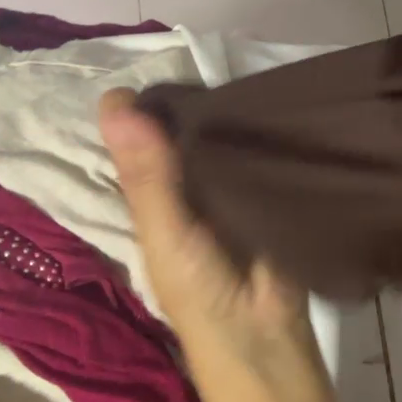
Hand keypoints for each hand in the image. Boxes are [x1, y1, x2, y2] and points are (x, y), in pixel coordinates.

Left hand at [98, 88, 312, 361]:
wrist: (265, 334)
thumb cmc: (201, 292)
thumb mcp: (165, 232)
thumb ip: (147, 175)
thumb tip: (114, 99)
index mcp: (154, 197)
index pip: (146, 141)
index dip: (151, 106)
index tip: (170, 68)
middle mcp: (192, 188)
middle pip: (192, 137)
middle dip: (203, 104)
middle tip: (223, 67)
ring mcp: (236, 191)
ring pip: (232, 144)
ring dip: (242, 119)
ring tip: (258, 78)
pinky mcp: (277, 195)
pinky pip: (273, 160)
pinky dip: (276, 139)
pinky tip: (287, 111)